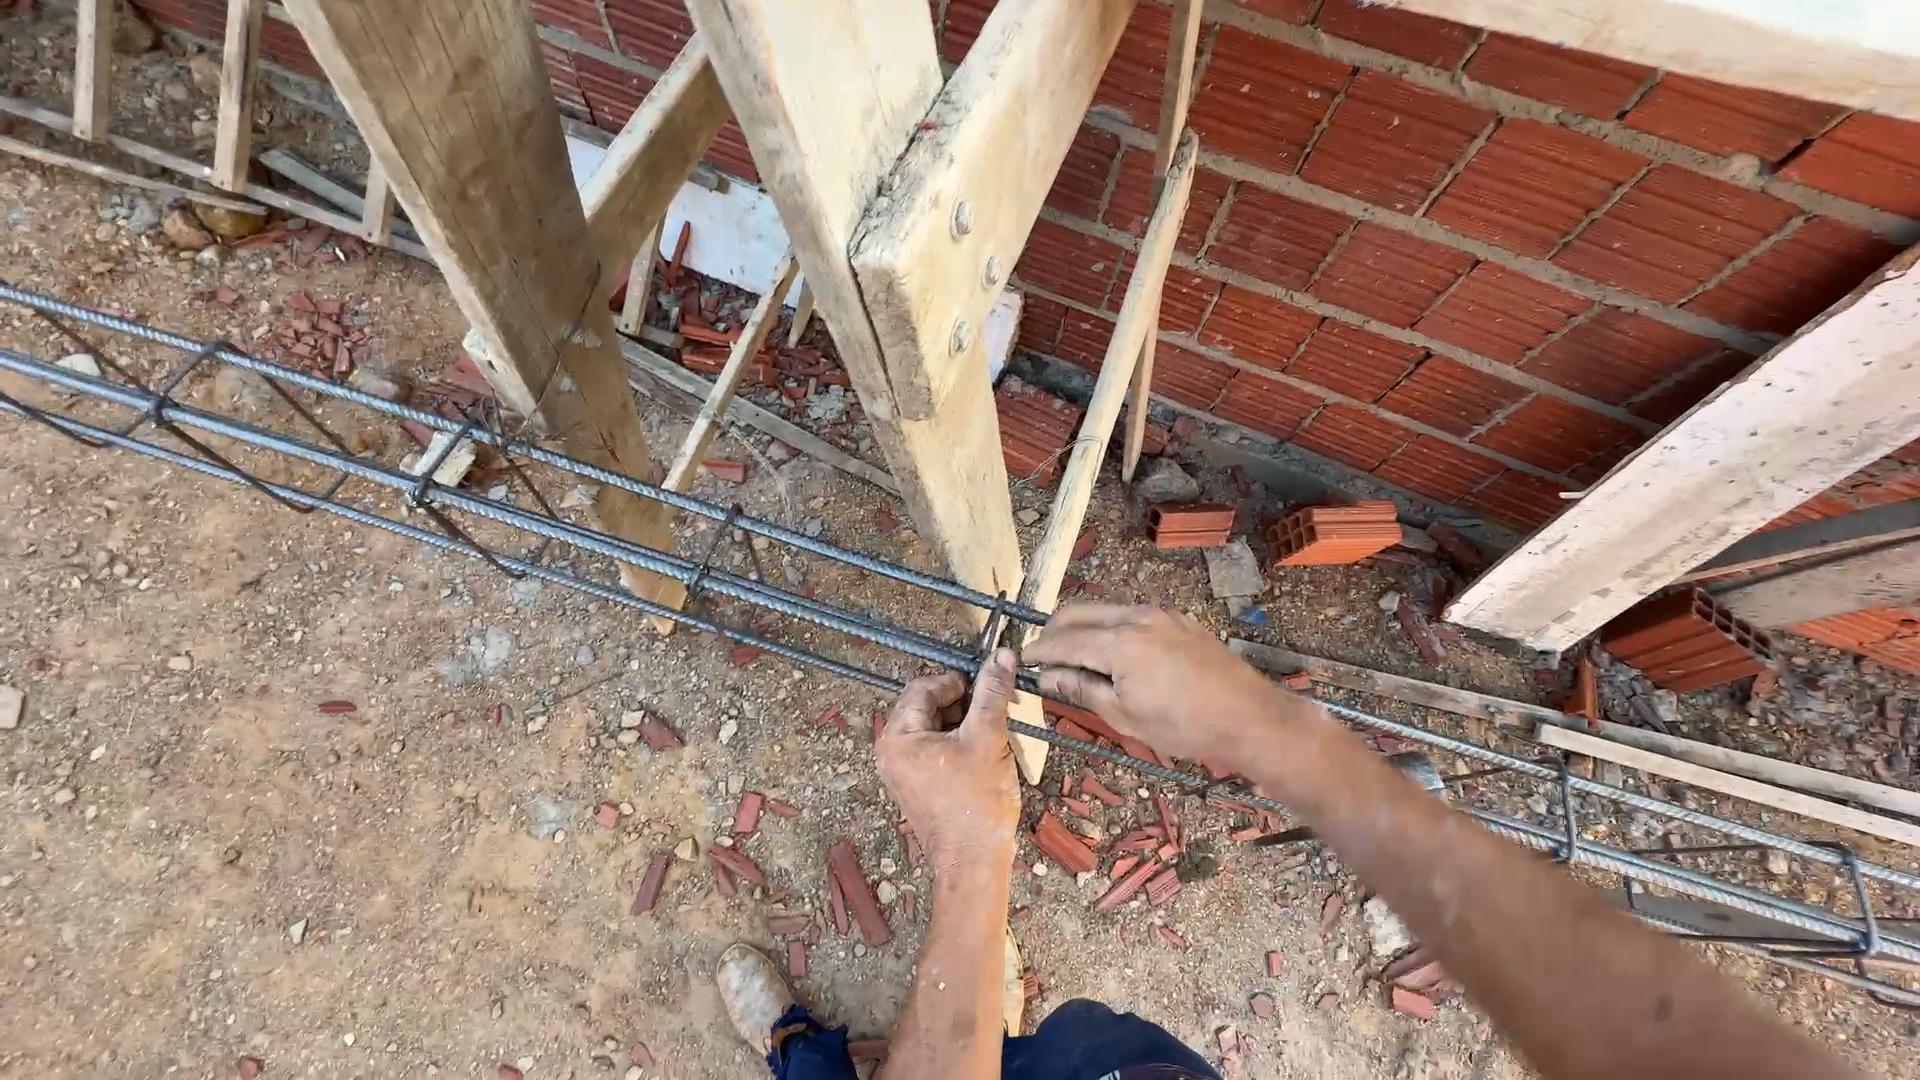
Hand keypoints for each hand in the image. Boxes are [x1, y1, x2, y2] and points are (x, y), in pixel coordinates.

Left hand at [875, 649, 1020, 876]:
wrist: (974, 863)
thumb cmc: (976, 801)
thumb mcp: (987, 737)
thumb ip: (993, 693)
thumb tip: (1003, 655)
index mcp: (897, 737)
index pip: (923, 687)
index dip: (956, 681)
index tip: (986, 686)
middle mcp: (891, 752)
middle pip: (927, 706)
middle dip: (962, 703)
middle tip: (992, 709)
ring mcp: (903, 771)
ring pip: (935, 727)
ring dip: (964, 722)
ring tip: (992, 732)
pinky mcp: (918, 785)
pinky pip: (936, 749)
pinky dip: (959, 743)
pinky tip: (984, 753)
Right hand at [1025, 604, 1298, 765]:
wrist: (1250, 718)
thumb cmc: (1185, 727)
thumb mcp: (1125, 716)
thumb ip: (1082, 689)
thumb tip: (1048, 677)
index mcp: (1119, 643)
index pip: (1064, 640)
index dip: (1038, 651)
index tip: (1022, 660)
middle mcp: (1136, 617)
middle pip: (1078, 612)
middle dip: (1054, 631)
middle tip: (1042, 656)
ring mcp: (1160, 614)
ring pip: (1105, 610)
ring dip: (1082, 628)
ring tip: (1075, 658)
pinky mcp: (1178, 619)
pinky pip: (1131, 615)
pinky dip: (1110, 628)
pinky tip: (1113, 654)